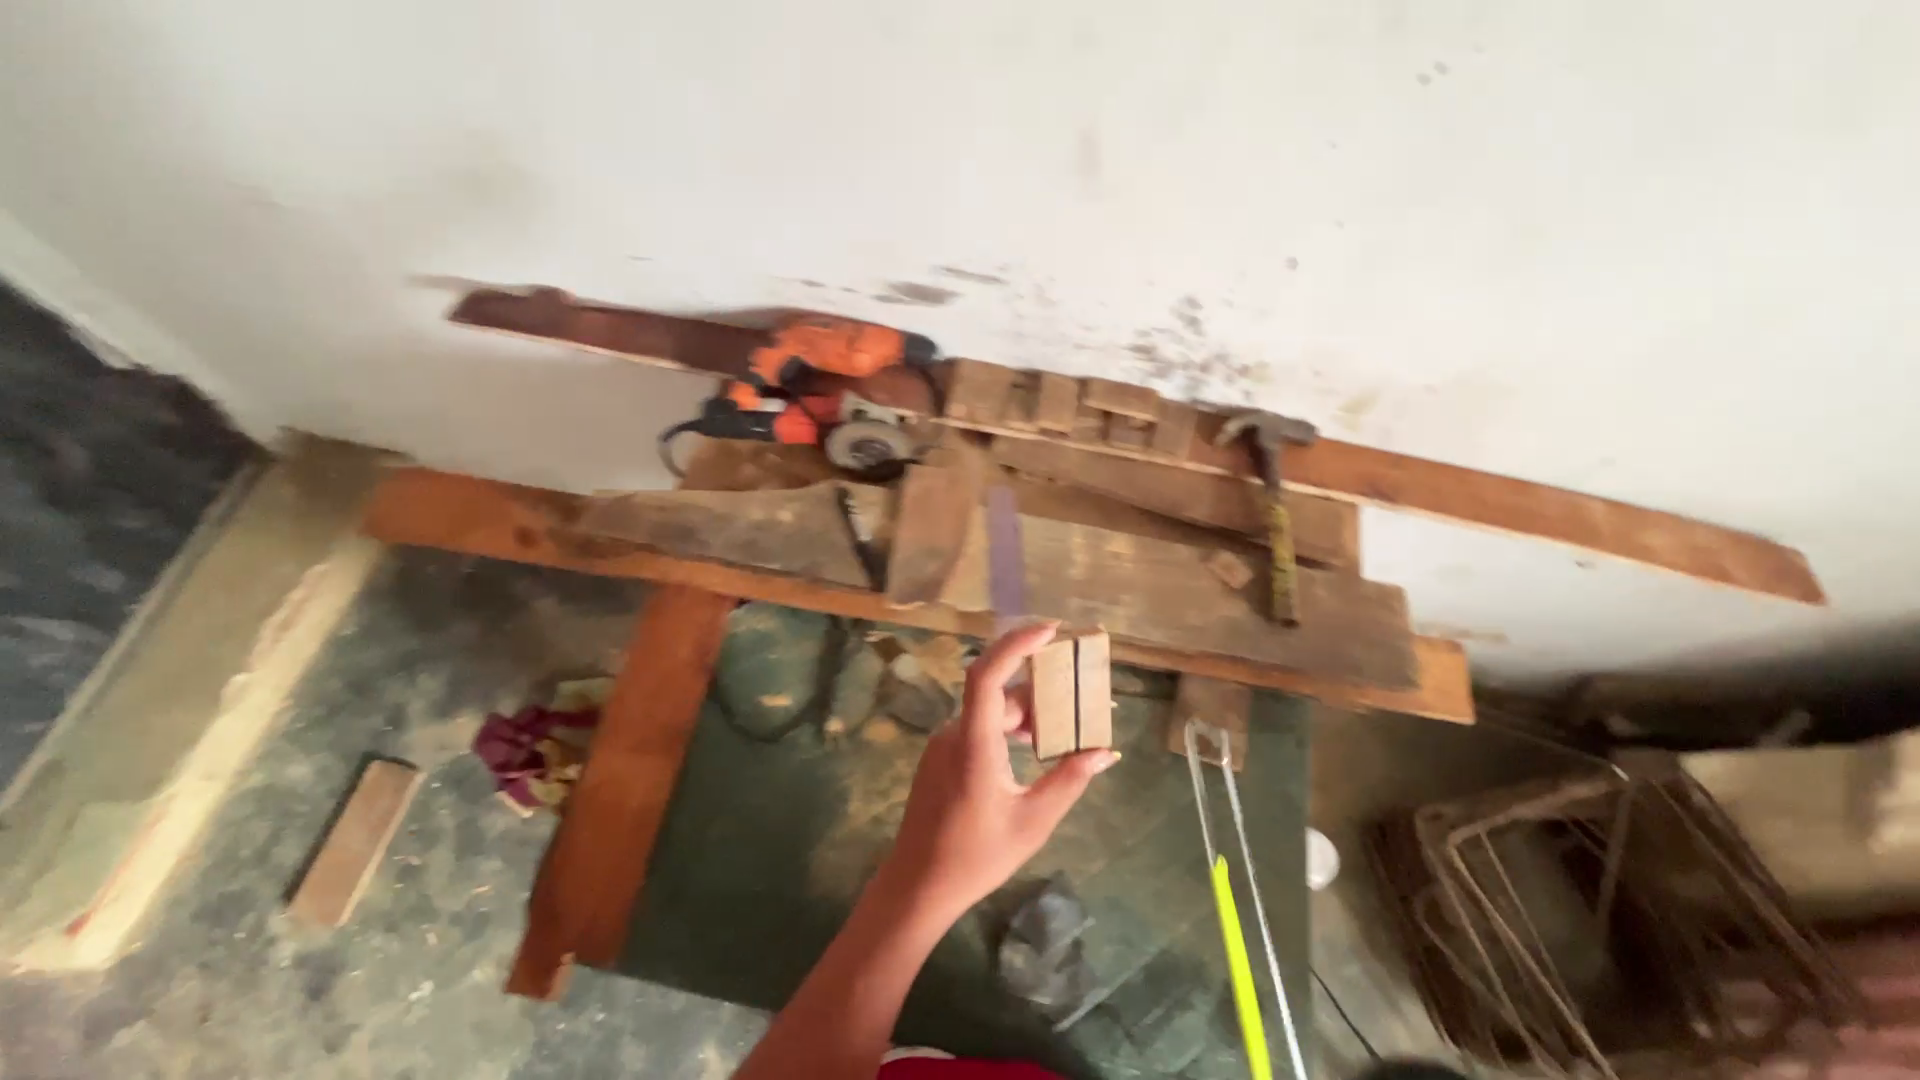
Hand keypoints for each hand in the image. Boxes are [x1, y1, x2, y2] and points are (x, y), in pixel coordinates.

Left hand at [876, 621, 1119, 923]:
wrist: (917, 885)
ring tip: (1065, 732)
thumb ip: (1068, 781)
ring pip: (991, 713)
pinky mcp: (940, 758)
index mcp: (974, 744)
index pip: (988, 674)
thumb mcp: (1033, 822)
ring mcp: (943, 745)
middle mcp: (954, 733)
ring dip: (1027, 716)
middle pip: (1000, 695)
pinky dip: (1009, 731)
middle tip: (1083, 700)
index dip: (1017, 644)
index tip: (1052, 630)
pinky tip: (1033, 752)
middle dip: (1043, 693)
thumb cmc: (975, 857)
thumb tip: (1103, 752)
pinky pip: (979, 729)